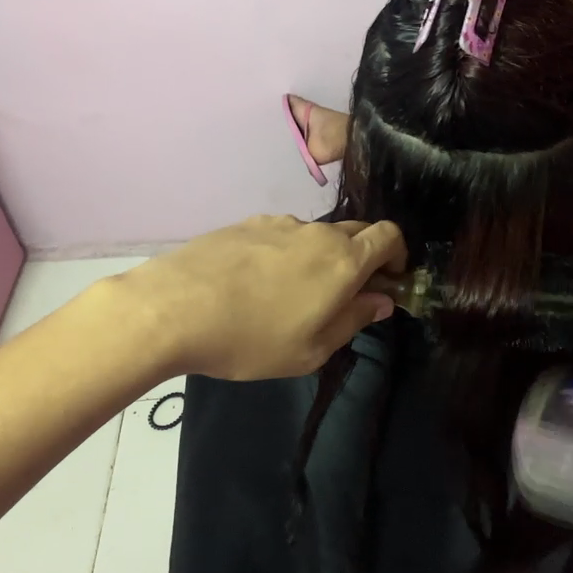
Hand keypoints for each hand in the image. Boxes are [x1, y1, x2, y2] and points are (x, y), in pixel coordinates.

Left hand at [108, 214, 406, 380]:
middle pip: (357, 231)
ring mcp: (281, 223)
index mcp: (344, 260)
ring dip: (320, 257)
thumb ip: (354, 320)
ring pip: (316, 235)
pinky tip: (255, 284)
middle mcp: (319, 232)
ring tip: (290, 294)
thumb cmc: (251, 338)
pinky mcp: (247, 223)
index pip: (390, 235)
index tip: (389, 280)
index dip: (398, 254)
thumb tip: (382, 300)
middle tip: (344, 293)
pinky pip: (281, 235)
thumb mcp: (311, 349)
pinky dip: (284, 254)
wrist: (174, 306)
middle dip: (362, 256)